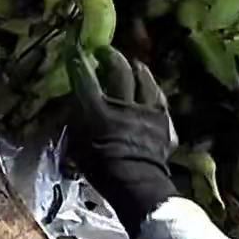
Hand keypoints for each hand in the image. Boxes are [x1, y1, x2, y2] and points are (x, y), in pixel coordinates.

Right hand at [67, 47, 178, 236]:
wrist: (139, 189)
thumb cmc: (102, 171)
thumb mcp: (78, 147)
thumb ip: (76, 123)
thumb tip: (74, 108)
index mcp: (98, 111)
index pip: (85, 79)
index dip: (79, 61)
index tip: (75, 48)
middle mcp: (124, 104)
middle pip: (120, 70)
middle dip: (111, 56)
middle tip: (105, 52)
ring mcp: (147, 112)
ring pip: (144, 80)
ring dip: (137, 69)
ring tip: (133, 64)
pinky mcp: (164, 121)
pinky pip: (159, 99)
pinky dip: (152, 91)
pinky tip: (150, 89)